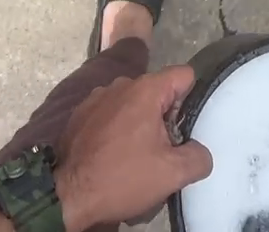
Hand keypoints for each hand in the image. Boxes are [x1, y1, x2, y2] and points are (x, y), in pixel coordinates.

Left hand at [54, 65, 212, 230]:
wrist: (67, 194)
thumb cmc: (122, 177)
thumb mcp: (171, 174)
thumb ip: (198, 157)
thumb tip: (201, 151)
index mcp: (147, 89)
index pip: (183, 75)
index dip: (191, 98)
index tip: (185, 127)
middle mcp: (122, 83)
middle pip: (158, 92)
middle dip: (164, 118)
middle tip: (162, 151)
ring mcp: (98, 95)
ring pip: (132, 103)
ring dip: (139, 124)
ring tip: (135, 157)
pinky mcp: (81, 112)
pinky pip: (110, 112)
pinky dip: (116, 128)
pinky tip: (111, 155)